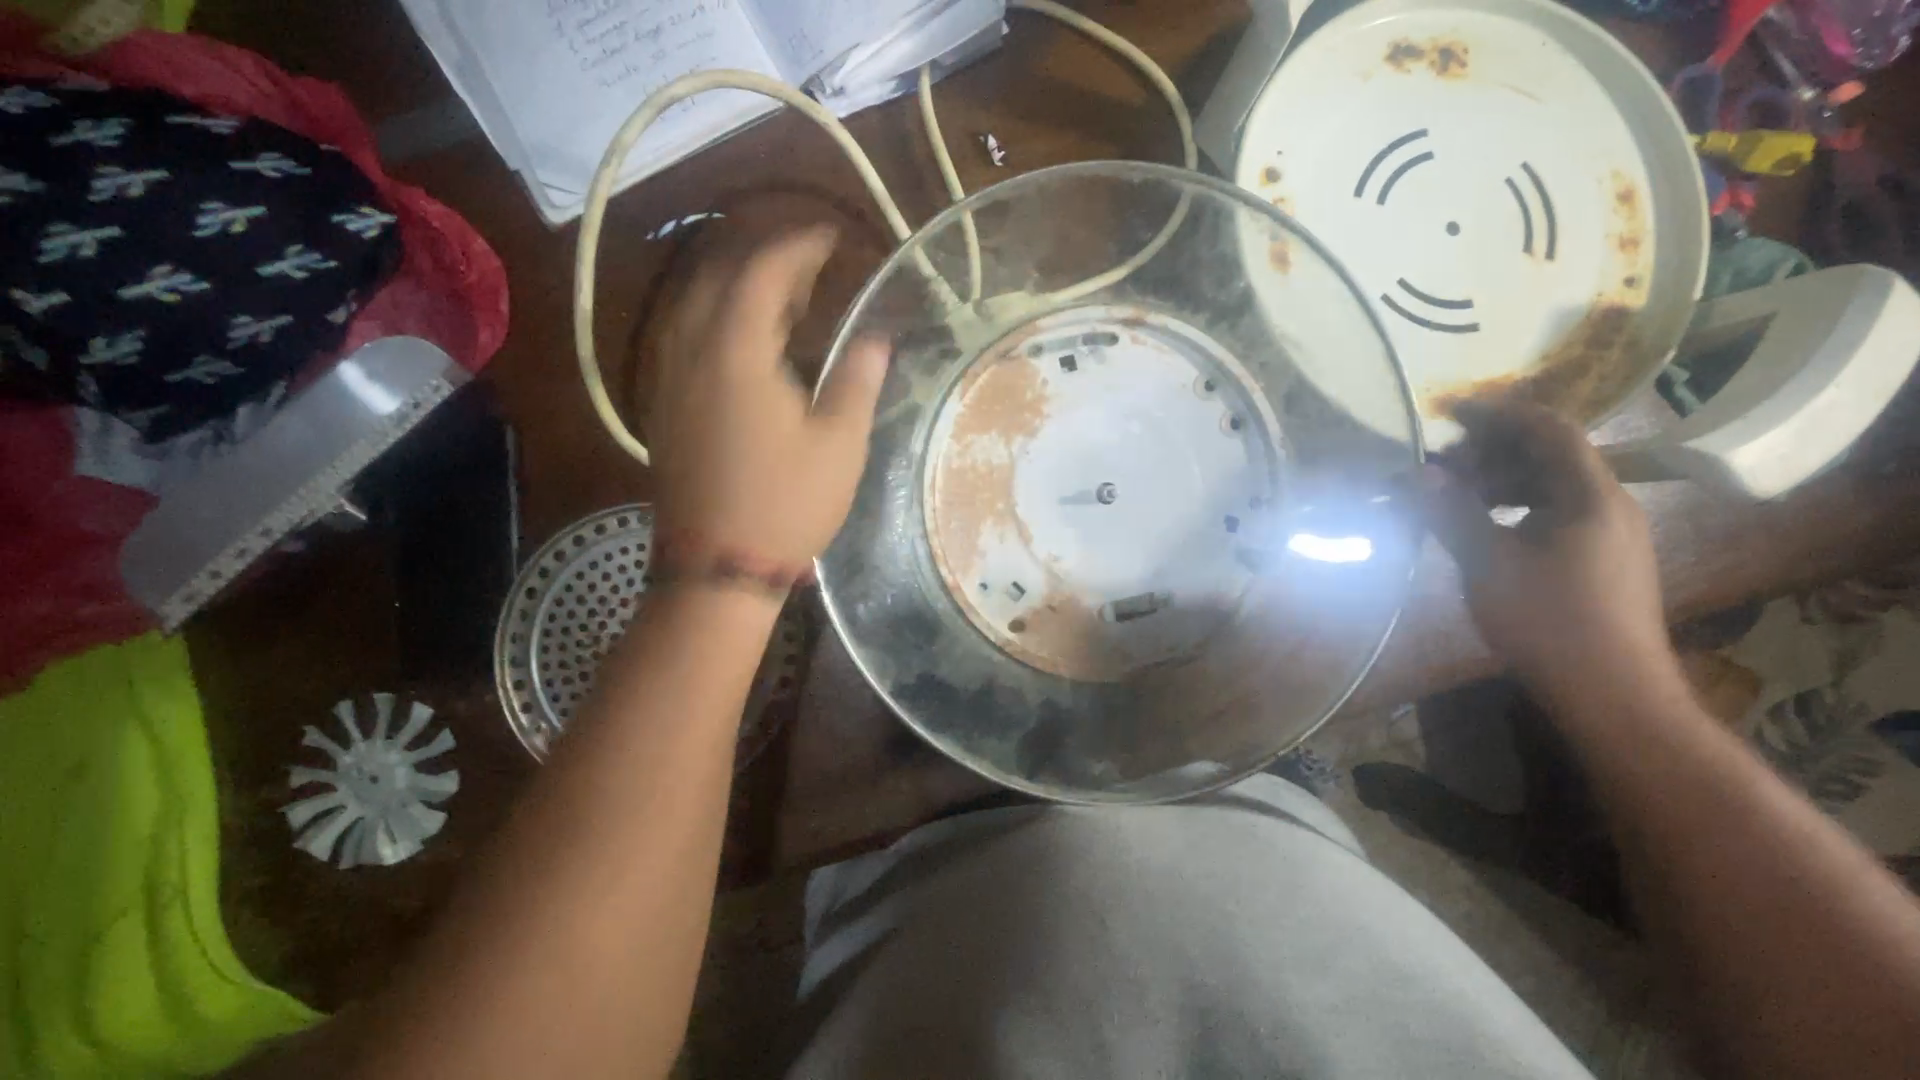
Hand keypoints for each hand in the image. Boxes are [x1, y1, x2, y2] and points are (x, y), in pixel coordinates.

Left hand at [647, 226, 888, 580]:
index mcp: (735, 351)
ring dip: (737, 289)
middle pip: (720, 278)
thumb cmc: (786, 504)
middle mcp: (691, 351)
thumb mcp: (839, 443)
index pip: (763, 271)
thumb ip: (856, 379)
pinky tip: (744, 345)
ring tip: (784, 304)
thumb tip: (876, 337)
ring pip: (694, 306)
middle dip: (767, 261)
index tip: (831, 237)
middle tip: (813, 270)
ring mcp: (669, 379)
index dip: (799, 245)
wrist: (717, 569)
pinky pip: (683, 337)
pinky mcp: (663, 406)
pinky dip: (716, 321)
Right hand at [1418, 402, 1682, 707]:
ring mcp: (1612, 535)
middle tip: (1441, 468)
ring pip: (1553, 487)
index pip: (1547, 429)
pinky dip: (1517, 509)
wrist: (1614, 696)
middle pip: (1550, 455)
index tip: (1449, 414)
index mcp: (1591, 495)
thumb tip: (1421, 472)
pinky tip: (1486, 530)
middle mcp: (1610, 505)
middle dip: (1491, 452)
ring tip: (1455, 498)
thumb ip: (1452, 512)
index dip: (1497, 414)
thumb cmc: (1549, 623)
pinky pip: (1557, 514)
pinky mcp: (1605, 563)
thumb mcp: (1487, 564)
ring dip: (1501, 482)